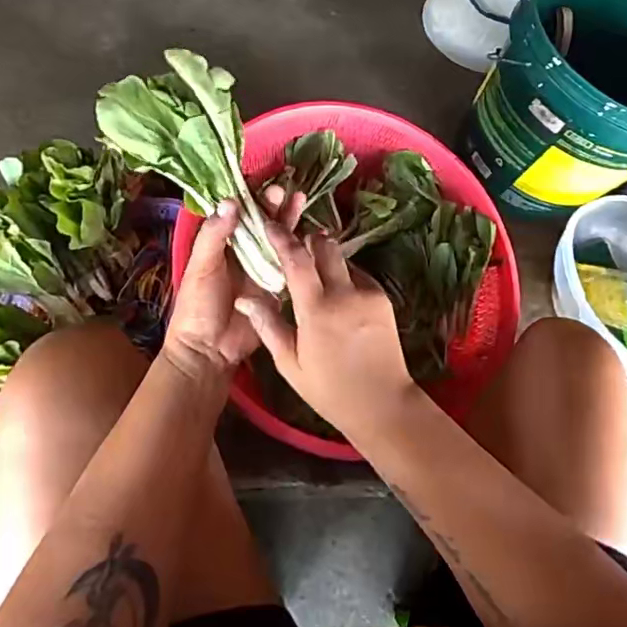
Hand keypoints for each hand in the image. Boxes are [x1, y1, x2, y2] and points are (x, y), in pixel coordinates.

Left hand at [162, 189, 304, 381]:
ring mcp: (264, 267)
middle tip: (285, 191)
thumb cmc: (197, 307)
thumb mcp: (201, 267)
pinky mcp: (279, 284)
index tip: (264, 182)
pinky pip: (292, 262)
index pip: (240, 213)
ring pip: (280, 237)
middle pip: (264, 222)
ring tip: (301, 200)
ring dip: (290, 219)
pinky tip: (312, 234)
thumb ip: (214, 236)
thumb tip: (231, 201)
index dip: (252, 197)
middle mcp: (246, 251)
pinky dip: (302, 247)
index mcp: (224, 243)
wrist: (210, 351)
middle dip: (275, 205)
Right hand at [234, 210, 419, 435]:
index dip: (281, 238)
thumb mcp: (290, 364)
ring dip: (328, 258)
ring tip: (315, 272)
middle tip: (296, 244)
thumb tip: (243, 299)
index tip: (270, 225)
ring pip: (344, 259)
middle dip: (309, 240)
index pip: (296, 260)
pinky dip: (345, 276)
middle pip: (325, 247)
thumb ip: (268, 326)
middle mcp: (344, 293)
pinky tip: (337, 293)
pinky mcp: (383, 297)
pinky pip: (359, 275)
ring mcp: (368, 293)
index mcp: (316, 310)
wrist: (382, 401)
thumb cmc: (329, 390)